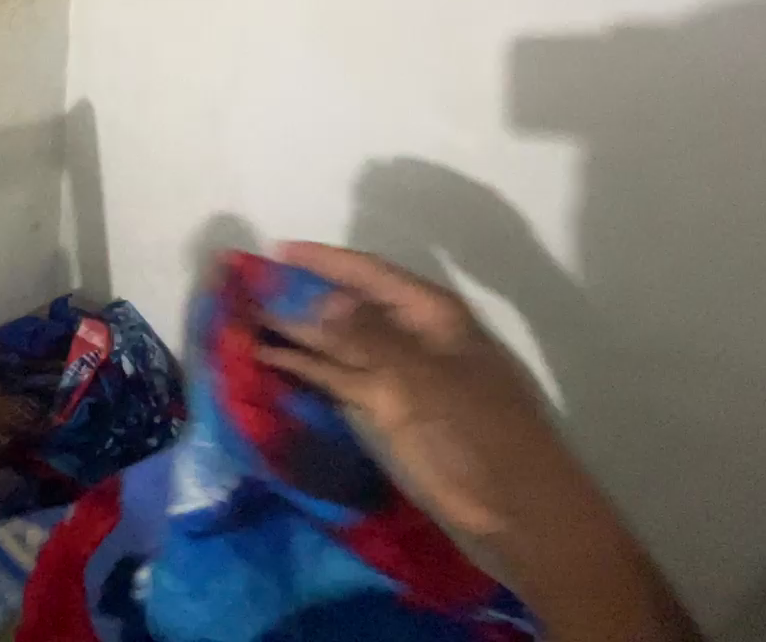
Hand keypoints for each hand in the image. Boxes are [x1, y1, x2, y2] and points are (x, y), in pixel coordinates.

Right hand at [259, 242, 701, 641]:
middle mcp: (409, 334)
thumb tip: (321, 300)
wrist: (519, 513)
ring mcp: (396, 371)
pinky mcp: (385, 406)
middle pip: (347, 304)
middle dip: (300, 294)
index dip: (322, 260)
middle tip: (248, 287)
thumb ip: (369, 337)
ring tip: (246, 320)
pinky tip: (270, 361)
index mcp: (430, 313)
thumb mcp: (424, 379)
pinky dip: (306, 368)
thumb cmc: (480, 433)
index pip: (367, 272)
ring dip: (296, 331)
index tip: (275, 252)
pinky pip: (337, 377)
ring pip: (337, 341)